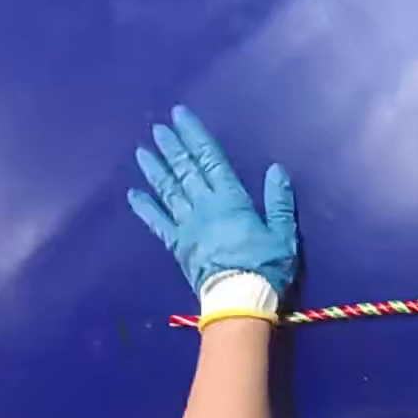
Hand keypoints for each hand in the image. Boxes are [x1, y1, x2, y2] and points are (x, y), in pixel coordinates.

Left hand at [128, 106, 297, 326]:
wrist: (241, 300)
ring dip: (156, 170)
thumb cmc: (266, 268)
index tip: (181, 117)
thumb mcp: (284, 236)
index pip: (211, 161)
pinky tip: (134, 194)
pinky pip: (158, 224)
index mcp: (231, 201)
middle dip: (172, 148)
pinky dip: (145, 208)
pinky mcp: (178, 247)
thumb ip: (280, 203)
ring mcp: (188, 227)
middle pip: (185, 171)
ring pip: (168, 191)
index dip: (195, 137)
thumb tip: (276, 170)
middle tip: (159, 129)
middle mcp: (205, 207)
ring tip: (143, 152)